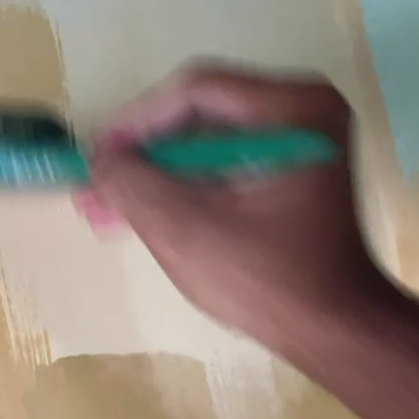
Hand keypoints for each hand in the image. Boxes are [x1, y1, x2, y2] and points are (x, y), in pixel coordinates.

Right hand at [73, 61, 399, 349]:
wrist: (327, 326)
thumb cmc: (261, 276)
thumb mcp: (182, 227)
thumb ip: (131, 184)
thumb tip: (97, 162)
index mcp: (290, 110)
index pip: (193, 92)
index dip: (132, 124)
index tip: (93, 161)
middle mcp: (298, 112)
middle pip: (195, 116)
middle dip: (136, 157)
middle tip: (92, 190)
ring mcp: (293, 144)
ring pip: (199, 145)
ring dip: (148, 177)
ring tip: (101, 210)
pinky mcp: (283, 175)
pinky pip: (214, 168)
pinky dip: (175, 189)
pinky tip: (135, 216)